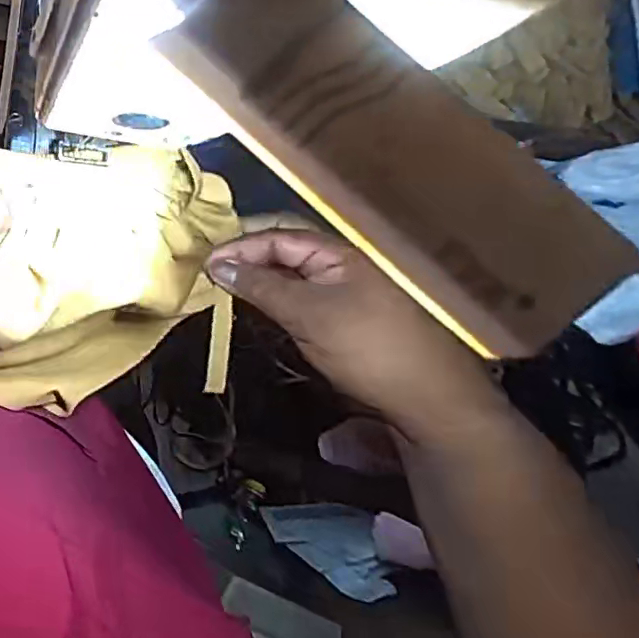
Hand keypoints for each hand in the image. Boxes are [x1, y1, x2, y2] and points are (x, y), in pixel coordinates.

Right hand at [206, 229, 507, 444]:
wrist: (431, 402)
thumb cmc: (366, 347)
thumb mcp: (307, 313)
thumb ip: (261, 286)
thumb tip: (218, 265)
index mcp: (334, 253)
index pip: (276, 235)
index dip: (239, 246)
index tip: (206, 265)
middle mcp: (339, 266)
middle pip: (283, 251)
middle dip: (247, 258)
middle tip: (212, 274)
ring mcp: (344, 293)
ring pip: (290, 276)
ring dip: (258, 279)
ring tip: (227, 289)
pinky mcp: (345, 320)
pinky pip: (300, 298)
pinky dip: (274, 299)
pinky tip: (260, 310)